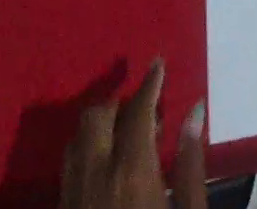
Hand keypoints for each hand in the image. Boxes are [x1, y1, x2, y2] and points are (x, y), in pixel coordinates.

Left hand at [61, 60, 207, 208]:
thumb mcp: (188, 208)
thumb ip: (190, 161)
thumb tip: (194, 111)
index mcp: (132, 171)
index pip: (137, 114)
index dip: (149, 85)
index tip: (158, 62)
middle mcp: (95, 174)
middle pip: (96, 118)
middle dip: (118, 101)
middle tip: (143, 103)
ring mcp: (72, 191)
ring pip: (76, 138)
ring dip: (99, 123)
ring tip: (126, 126)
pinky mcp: (61, 204)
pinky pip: (68, 163)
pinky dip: (86, 146)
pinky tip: (106, 155)